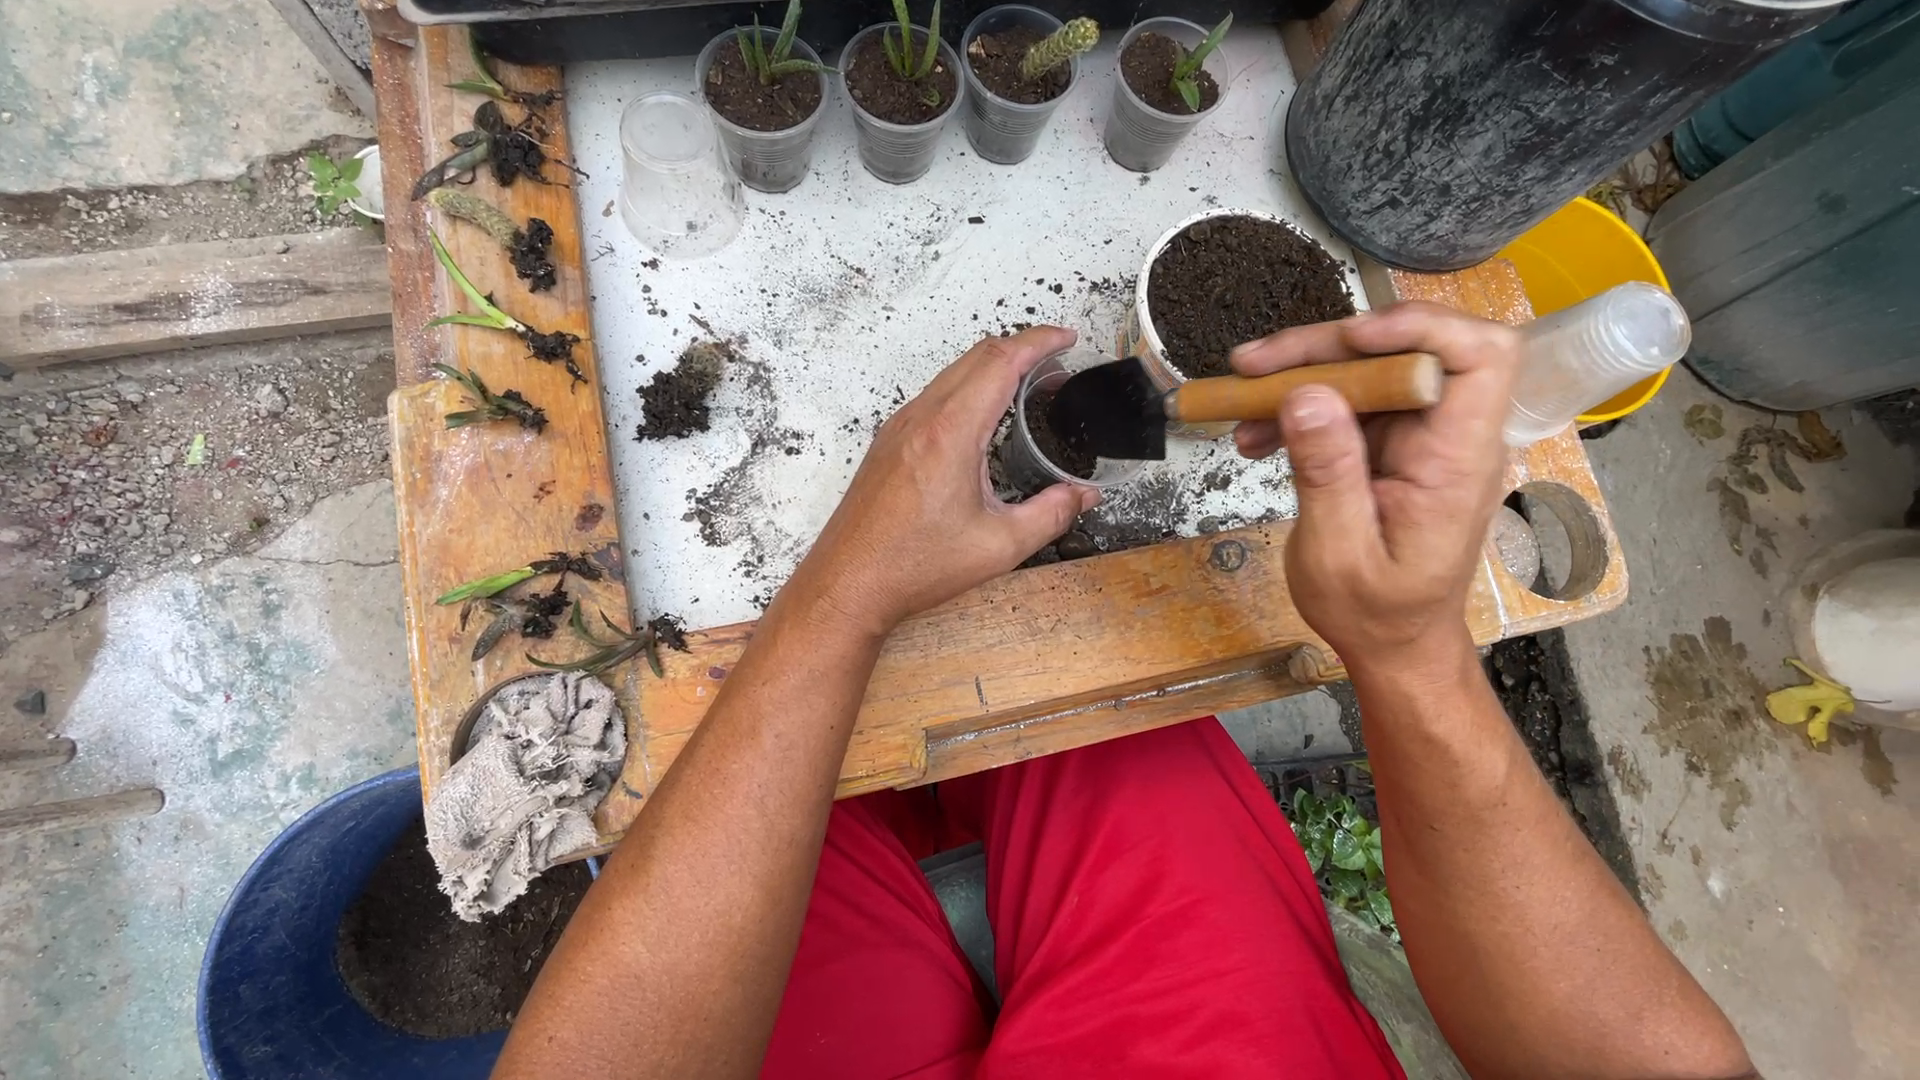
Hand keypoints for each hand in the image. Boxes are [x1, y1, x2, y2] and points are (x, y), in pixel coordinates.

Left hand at [781, 326, 1100, 638]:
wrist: (848, 583)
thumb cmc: (912, 565)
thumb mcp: (998, 546)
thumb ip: (1051, 514)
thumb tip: (1083, 496)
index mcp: (950, 433)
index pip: (1001, 361)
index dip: (1040, 341)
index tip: (1066, 338)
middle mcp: (920, 419)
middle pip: (976, 357)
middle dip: (1021, 349)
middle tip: (1056, 365)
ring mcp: (899, 428)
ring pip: (951, 374)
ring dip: (991, 369)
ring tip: (1026, 388)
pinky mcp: (889, 444)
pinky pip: (933, 397)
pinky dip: (966, 389)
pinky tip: (983, 418)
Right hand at [1231, 303, 1520, 677]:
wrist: (1390, 642)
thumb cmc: (1372, 611)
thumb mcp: (1337, 552)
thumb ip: (1327, 473)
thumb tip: (1305, 396)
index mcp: (1455, 461)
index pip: (1479, 358)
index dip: (1419, 329)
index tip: (1346, 340)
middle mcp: (1445, 437)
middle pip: (1402, 354)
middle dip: (1324, 350)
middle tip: (1250, 365)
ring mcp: (1416, 440)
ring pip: (1365, 375)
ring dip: (1299, 378)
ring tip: (1238, 402)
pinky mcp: (1386, 448)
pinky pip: (1343, 407)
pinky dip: (1295, 412)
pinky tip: (1253, 436)